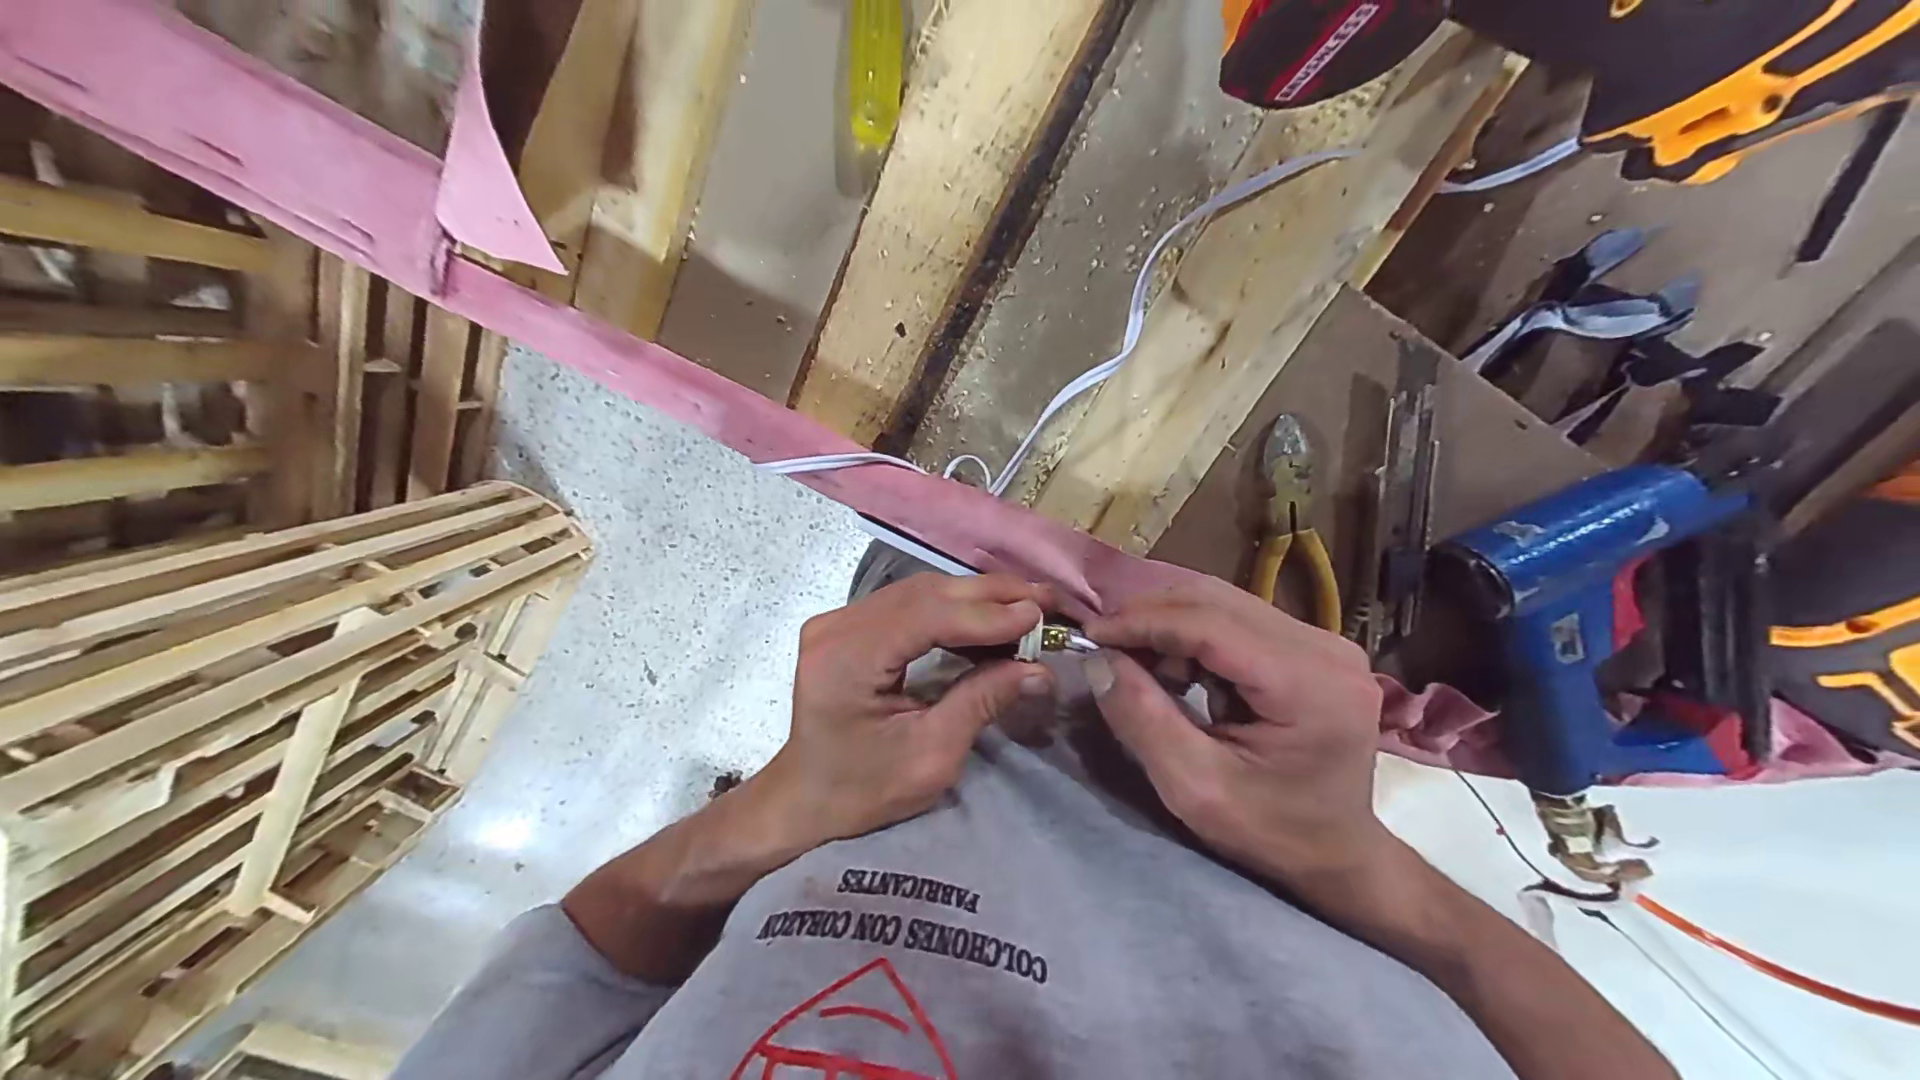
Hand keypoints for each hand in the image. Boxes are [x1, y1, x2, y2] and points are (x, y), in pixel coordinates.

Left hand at [756, 573, 1053, 846]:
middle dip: (990, 596)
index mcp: (846, 661)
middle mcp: (837, 627)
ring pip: (920, 590)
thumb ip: (981, 701)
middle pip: (924, 594)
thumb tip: (1039, 668)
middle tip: (1045, 601)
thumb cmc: (864, 790)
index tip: (1037, 616)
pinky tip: (988, 617)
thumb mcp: (931, 756)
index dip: (985, 614)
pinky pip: (909, 602)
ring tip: (1027, 606)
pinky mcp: (847, 623)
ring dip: (976, 597)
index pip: (925, 616)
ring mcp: (838, 620)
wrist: (807, 796)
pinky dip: (954, 607)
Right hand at [1082, 576, 1389, 889]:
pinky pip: (1233, 617)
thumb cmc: (1269, 831)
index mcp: (1310, 685)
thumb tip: (1099, 660)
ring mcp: (1322, 641)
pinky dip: (1189, 633)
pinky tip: (1175, 668)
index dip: (1142, 622)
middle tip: (1104, 646)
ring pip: (1220, 602)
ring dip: (1167, 624)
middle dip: (1149, 616)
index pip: (1210, 624)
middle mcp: (1325, 648)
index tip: (1090, 635)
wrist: (1336, 852)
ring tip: (1136, 662)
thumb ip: (1144, 719)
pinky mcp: (1310, 645)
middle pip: (1215, 601)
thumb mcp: (1194, 787)